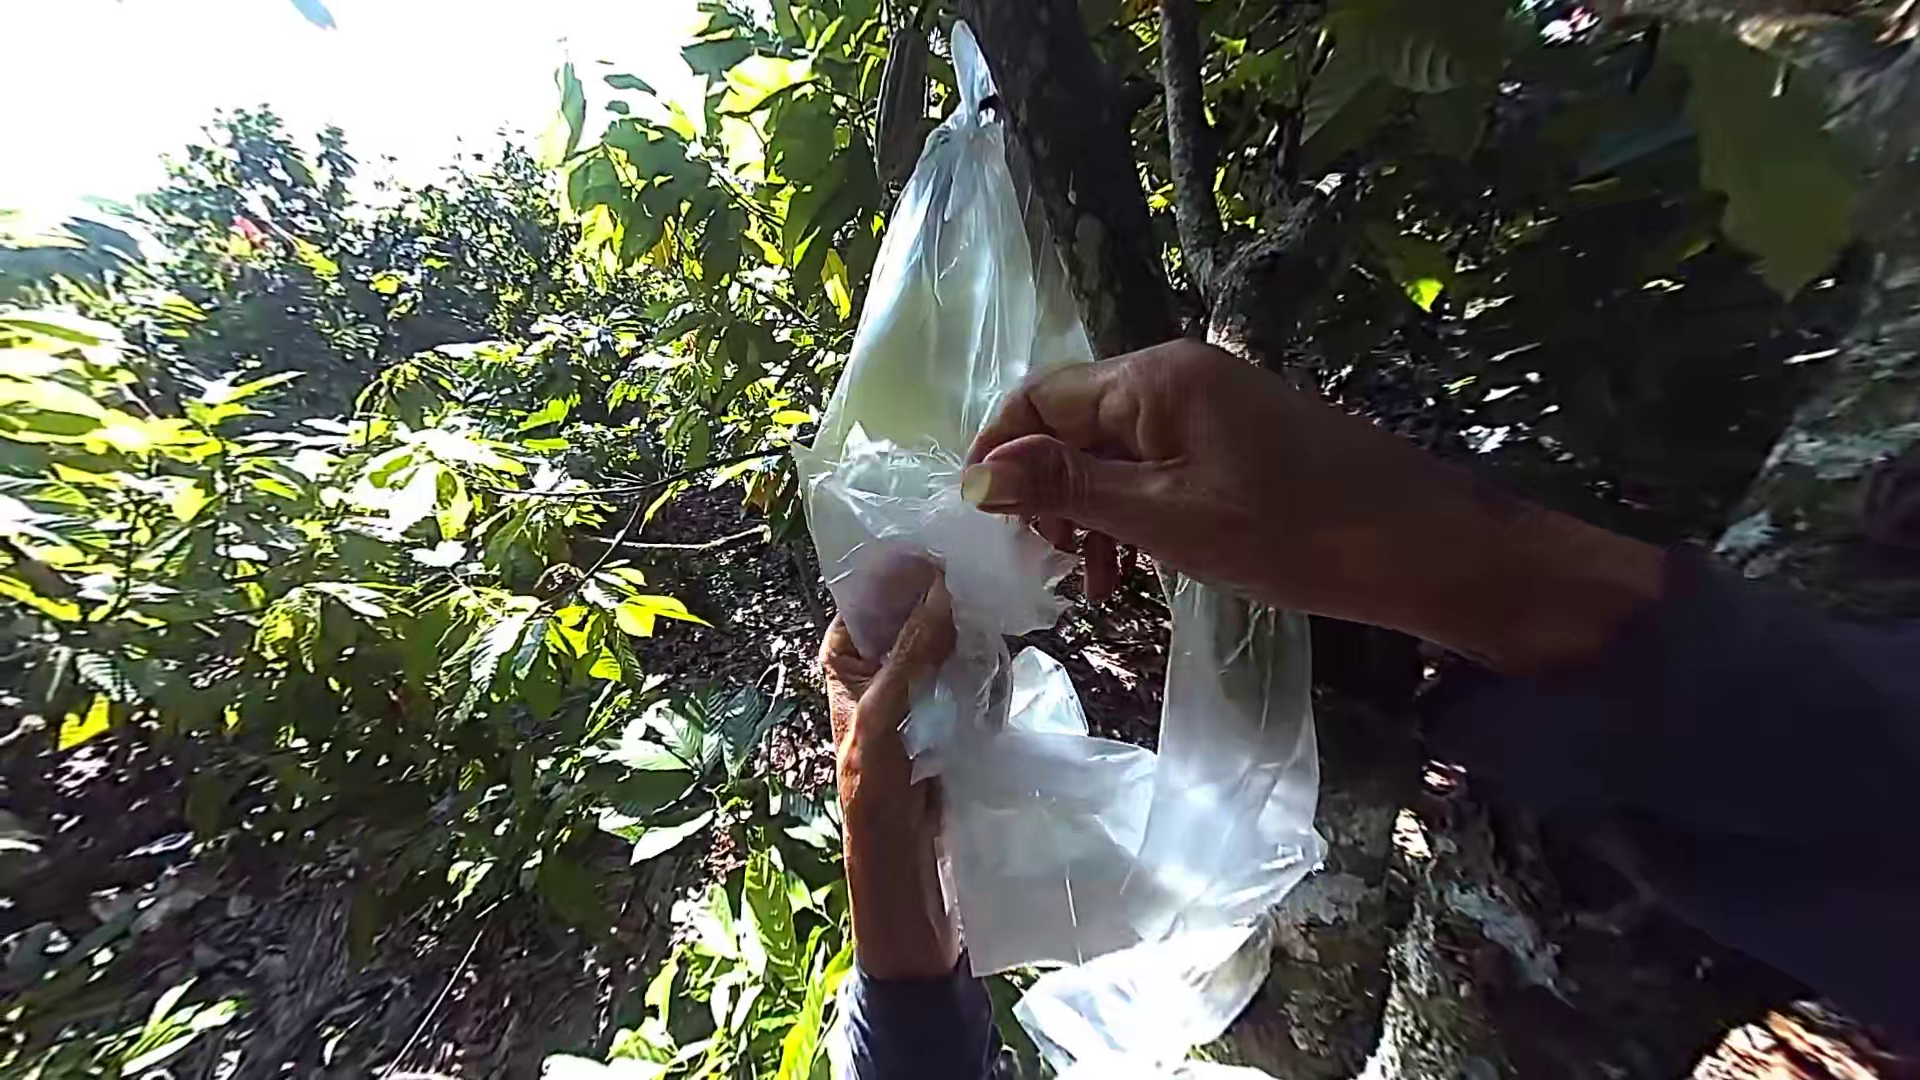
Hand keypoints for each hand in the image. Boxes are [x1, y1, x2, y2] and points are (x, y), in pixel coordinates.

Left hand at [820, 570, 959, 977]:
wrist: (905, 860)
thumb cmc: (873, 792)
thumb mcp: (881, 718)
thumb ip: (911, 654)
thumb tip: (944, 591)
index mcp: (847, 652)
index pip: (873, 590)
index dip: (906, 567)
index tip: (948, 551)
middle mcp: (881, 657)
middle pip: (916, 606)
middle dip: (947, 598)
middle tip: (982, 587)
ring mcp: (918, 678)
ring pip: (948, 632)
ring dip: (970, 630)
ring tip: (992, 630)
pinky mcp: (948, 699)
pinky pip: (970, 664)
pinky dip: (985, 662)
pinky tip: (996, 671)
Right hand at [963, 339, 1662, 672]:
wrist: (1425, 548)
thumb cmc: (1290, 534)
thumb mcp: (1161, 516)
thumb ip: (1065, 489)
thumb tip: (978, 477)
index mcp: (1150, 380)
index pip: (1038, 398)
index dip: (997, 450)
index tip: (978, 513)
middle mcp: (1170, 374)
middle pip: (1070, 421)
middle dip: (1044, 487)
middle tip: (1048, 556)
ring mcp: (1202, 402)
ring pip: (1108, 449)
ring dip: (1085, 507)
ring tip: (1092, 574)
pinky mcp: (1225, 434)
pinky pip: (1148, 462)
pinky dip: (1126, 507)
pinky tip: (1130, 560)